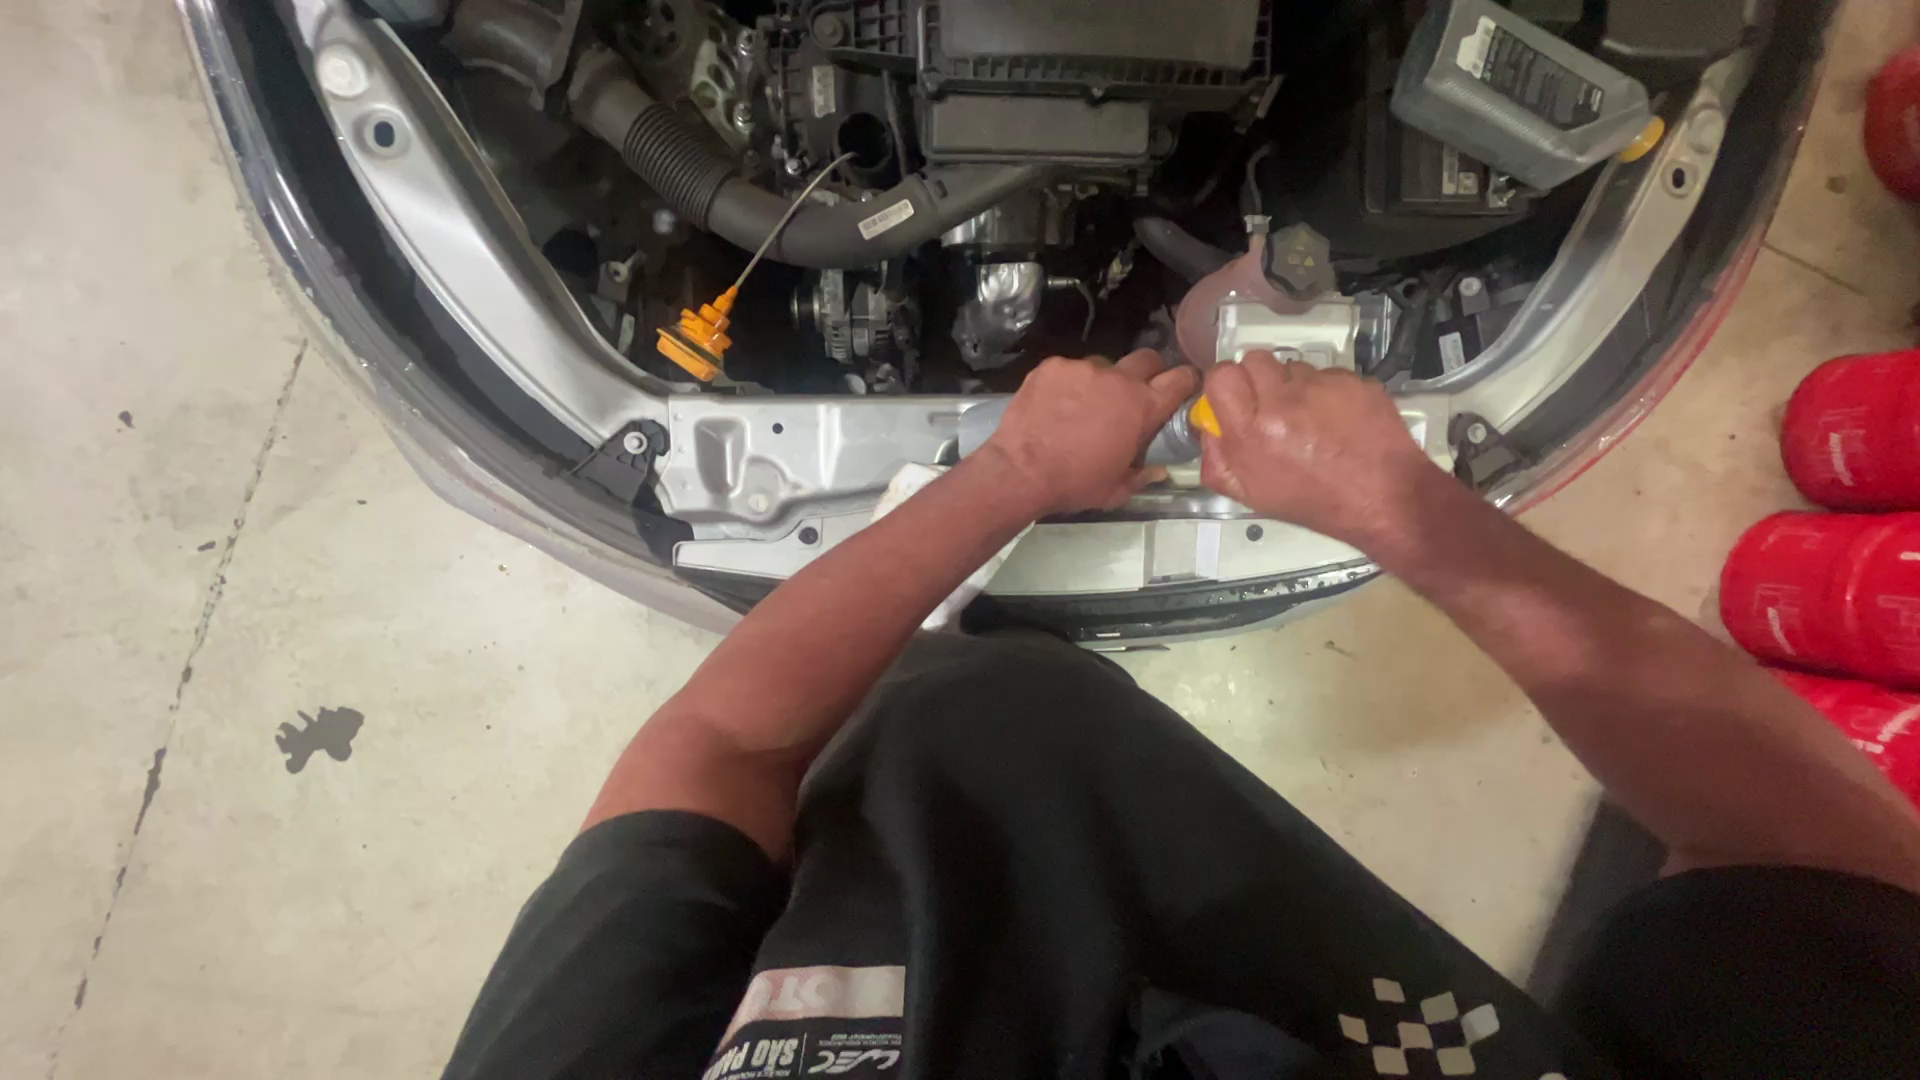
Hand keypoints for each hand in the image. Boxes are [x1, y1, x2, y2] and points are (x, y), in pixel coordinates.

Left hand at [979, 349, 1198, 516]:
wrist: (1021, 471)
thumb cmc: (1074, 484)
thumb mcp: (1116, 490)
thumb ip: (1142, 476)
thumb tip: (1158, 470)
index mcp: (1143, 407)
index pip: (1181, 378)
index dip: (1184, 381)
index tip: (1179, 388)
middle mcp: (1119, 379)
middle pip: (1147, 359)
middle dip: (1147, 372)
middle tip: (1131, 395)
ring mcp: (1083, 368)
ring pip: (1103, 365)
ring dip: (1100, 381)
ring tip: (1082, 406)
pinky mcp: (1053, 366)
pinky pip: (1068, 369)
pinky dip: (1066, 384)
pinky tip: (1054, 405)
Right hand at [1200, 352, 1443, 546]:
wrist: (1382, 497)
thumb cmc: (1311, 501)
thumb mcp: (1246, 494)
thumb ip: (1216, 457)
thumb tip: (1209, 427)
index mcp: (1251, 432)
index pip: (1220, 376)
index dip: (1224, 383)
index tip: (1233, 396)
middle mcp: (1282, 403)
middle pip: (1253, 360)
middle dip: (1256, 377)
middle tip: (1268, 402)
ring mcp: (1320, 388)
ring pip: (1291, 366)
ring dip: (1291, 385)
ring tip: (1306, 415)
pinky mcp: (1352, 381)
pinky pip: (1325, 374)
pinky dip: (1324, 391)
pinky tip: (1334, 417)